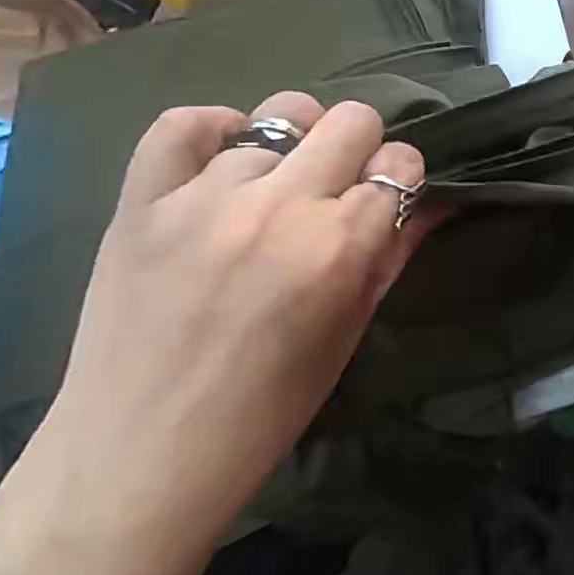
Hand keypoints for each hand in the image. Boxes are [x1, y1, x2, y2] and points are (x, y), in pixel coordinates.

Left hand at [38, 93, 430, 537]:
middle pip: (351, 120)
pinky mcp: (142, 201)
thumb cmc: (266, 409)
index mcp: (338, 248)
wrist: (140, 458)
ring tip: (273, 189)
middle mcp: (279, 207)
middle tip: (336, 190)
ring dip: (293, 150)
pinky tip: (222, 160)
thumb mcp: (349, 331)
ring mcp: (204, 197)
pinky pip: (184, 124)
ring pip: (278, 116)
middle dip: (360, 149)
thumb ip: (394, 253)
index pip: (400, 164)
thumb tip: (432, 201)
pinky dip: (213, 131)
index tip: (385, 199)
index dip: (400, 179)